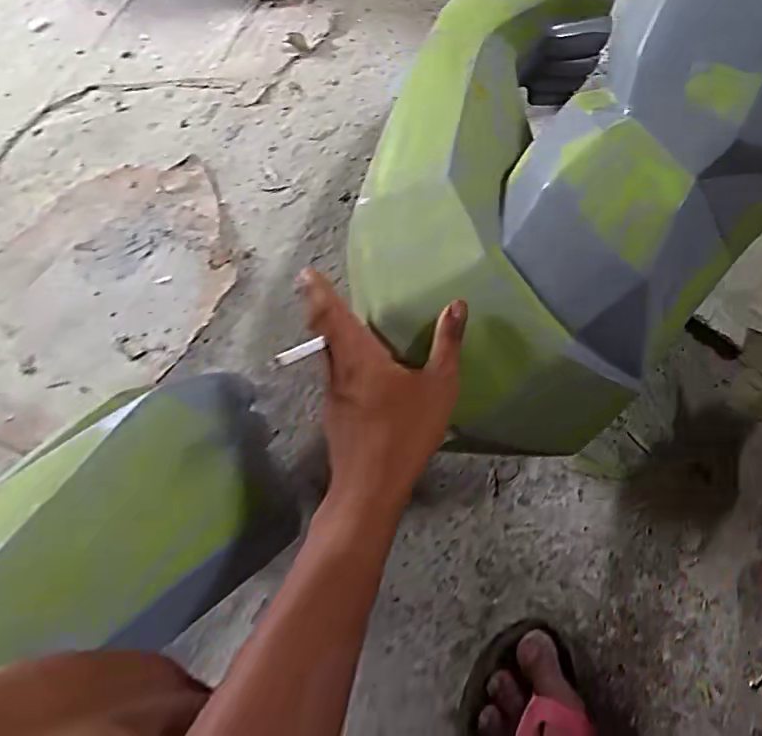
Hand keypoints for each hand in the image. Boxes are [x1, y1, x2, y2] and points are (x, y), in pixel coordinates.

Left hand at [298, 268, 463, 517]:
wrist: (369, 489)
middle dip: (321, 308)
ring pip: (328, 356)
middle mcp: (338, 372)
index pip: (331, 317)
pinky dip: (343, 359)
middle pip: (323, 333)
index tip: (306, 272)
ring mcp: (333, 396)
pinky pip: (337, 375)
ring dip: (332, 335)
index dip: (318, 293)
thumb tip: (456, 305)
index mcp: (359, 358)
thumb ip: (447, 344)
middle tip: (321, 287)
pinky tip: (365, 369)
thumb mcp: (439, 386)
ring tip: (348, 322)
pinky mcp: (336, 415)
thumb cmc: (405, 432)